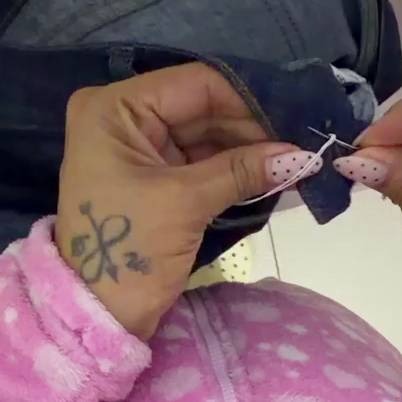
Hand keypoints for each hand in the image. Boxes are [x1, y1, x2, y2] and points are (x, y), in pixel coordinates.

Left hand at [57, 64, 320, 337]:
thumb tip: (302, 155)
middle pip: (202, 110)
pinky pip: (200, 166)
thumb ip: (243, 171)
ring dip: (248, 154)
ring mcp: (137, 152)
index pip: (195, 86)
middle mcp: (123, 119)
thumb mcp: (185, 204)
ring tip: (294, 164)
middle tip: (302, 147)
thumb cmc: (130, 253)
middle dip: (252, 131)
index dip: (248, 103)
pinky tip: (270, 178)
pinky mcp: (152, 182)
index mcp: (115, 109)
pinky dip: (232, 173)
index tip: (294, 123)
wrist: (100, 316)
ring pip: (205, 139)